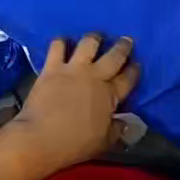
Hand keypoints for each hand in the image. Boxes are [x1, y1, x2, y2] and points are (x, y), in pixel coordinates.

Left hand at [0, 34, 140, 172]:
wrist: (42, 136)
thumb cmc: (76, 143)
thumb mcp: (105, 141)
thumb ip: (117, 129)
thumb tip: (126, 122)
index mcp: (110, 95)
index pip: (128, 78)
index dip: (134, 70)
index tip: (137, 63)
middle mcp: (95, 76)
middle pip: (114, 56)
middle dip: (123, 47)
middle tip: (126, 40)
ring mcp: (73, 69)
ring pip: (89, 43)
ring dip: (94, 38)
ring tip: (96, 36)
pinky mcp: (52, 66)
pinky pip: (58, 46)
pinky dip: (62, 41)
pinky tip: (64, 41)